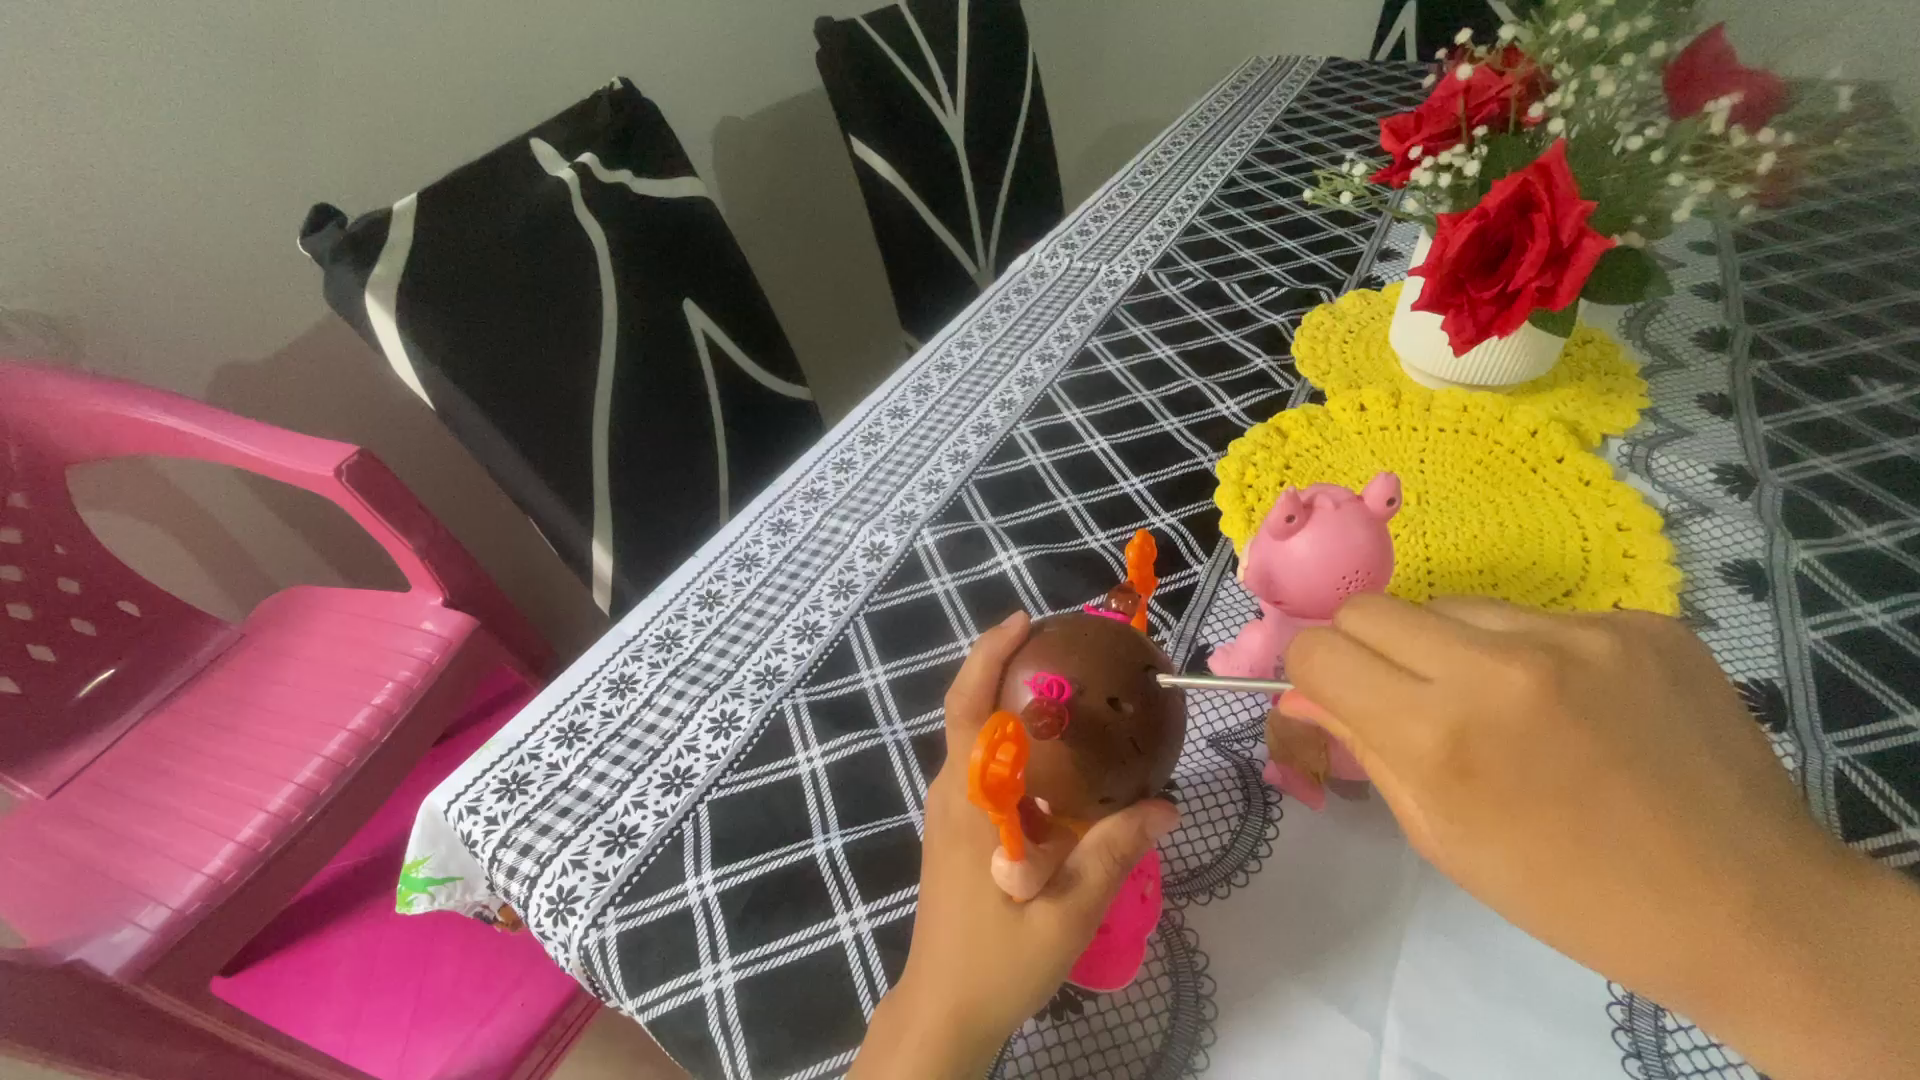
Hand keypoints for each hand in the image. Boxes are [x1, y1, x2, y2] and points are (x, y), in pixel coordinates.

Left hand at [850, 611, 1179, 1078]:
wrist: (945, 1007)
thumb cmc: (999, 961)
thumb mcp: (1067, 912)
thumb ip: (1113, 853)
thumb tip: (1165, 806)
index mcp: (969, 800)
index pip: (967, 708)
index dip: (988, 658)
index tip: (1023, 622)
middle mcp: (952, 791)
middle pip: (969, 710)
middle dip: (1004, 667)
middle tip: (1062, 647)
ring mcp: (949, 808)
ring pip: (974, 736)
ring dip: (1007, 702)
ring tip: (1065, 688)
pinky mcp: (957, 826)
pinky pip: (981, 764)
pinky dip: (1010, 739)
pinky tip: (1053, 755)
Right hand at [1281, 594, 1919, 1079]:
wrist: (1750, 908)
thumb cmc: (1565, 891)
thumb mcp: (1438, 832)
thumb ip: (1359, 745)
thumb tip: (1299, 693)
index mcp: (1437, 731)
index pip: (1318, 649)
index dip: (1314, 671)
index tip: (1337, 694)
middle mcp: (1498, 664)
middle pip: (1369, 608)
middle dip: (1365, 647)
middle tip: (1407, 694)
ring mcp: (1577, 634)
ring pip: (1451, 604)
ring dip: (1449, 646)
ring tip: (1502, 704)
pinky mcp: (1639, 623)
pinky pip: (1536, 616)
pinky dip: (1529, 652)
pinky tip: (1573, 703)